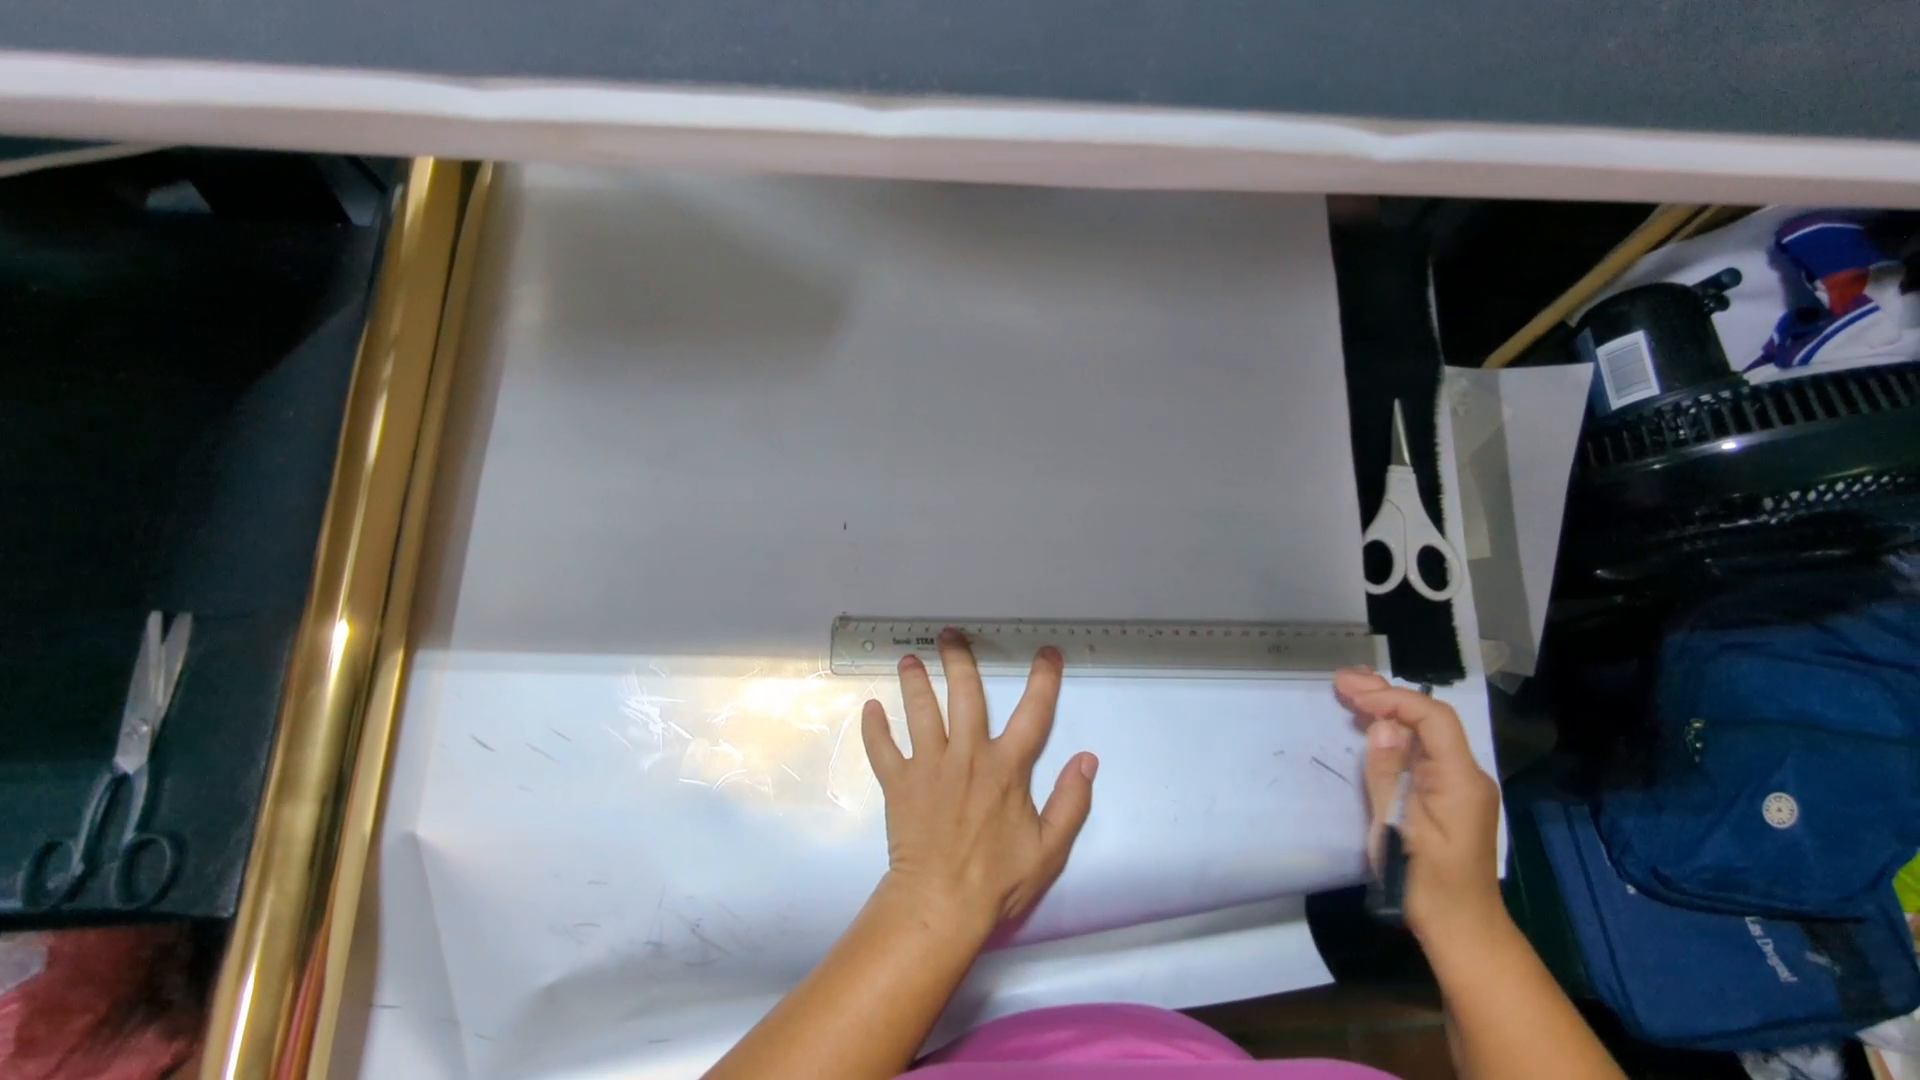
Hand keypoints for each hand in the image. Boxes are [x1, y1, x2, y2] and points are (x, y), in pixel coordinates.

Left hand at [861, 630, 1097, 934]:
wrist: (940, 904)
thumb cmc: (998, 880)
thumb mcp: (1050, 847)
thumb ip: (1071, 802)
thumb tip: (1088, 759)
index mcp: (1007, 768)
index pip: (1033, 714)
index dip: (1043, 680)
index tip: (1047, 653)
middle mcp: (968, 756)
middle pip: (965, 695)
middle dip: (960, 661)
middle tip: (951, 635)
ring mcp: (929, 767)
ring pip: (921, 712)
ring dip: (915, 682)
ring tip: (909, 659)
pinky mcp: (898, 784)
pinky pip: (881, 749)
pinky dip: (874, 728)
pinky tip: (870, 708)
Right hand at [1337, 669, 1504, 948]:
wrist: (1460, 928)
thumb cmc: (1425, 883)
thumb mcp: (1397, 829)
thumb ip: (1389, 774)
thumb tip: (1383, 726)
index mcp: (1461, 780)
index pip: (1433, 718)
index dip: (1394, 699)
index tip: (1354, 696)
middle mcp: (1466, 774)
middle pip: (1430, 719)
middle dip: (1387, 695)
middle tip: (1342, 680)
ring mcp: (1457, 784)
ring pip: (1424, 733)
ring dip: (1388, 709)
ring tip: (1350, 690)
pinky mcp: (1445, 795)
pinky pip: (1421, 752)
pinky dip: (1394, 733)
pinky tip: (1370, 724)